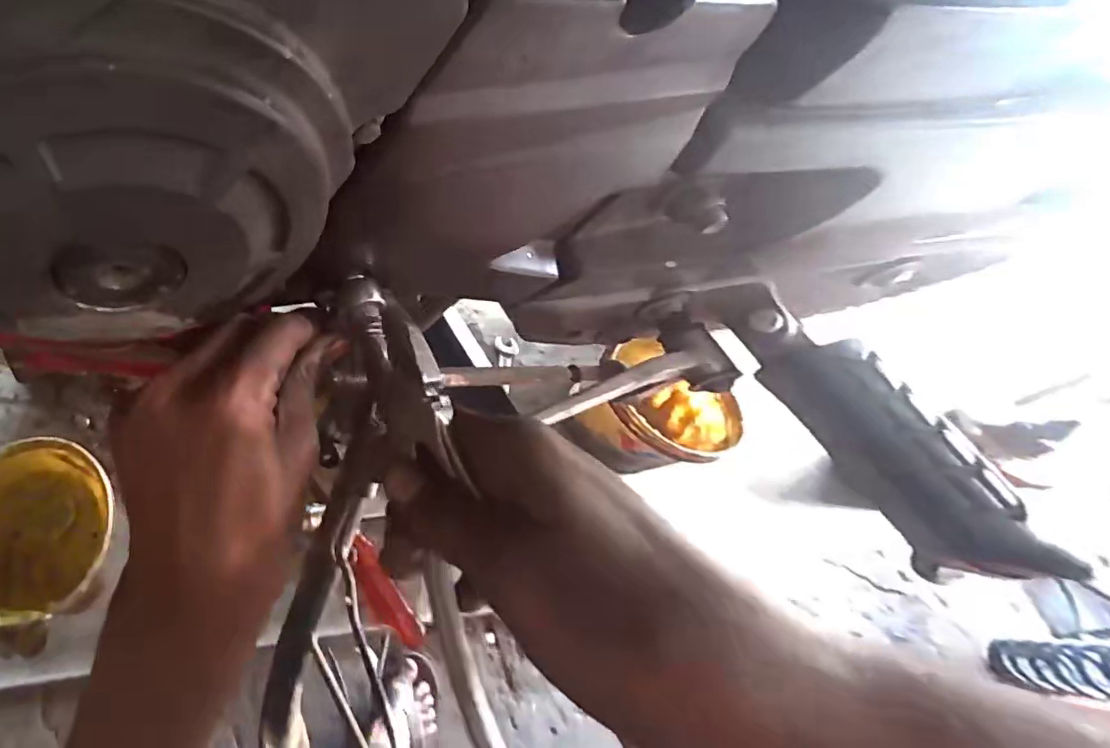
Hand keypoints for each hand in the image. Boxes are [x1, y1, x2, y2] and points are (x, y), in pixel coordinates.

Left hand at [111, 312, 337, 617]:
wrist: (186, 591)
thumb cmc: (258, 535)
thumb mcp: (297, 458)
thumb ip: (304, 388)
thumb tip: (322, 342)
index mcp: (231, 399)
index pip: (273, 332)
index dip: (302, 325)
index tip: (319, 328)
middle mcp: (180, 385)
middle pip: (232, 329)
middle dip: (267, 332)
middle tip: (292, 349)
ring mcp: (144, 397)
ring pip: (199, 346)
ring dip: (231, 349)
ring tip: (257, 369)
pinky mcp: (125, 414)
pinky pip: (169, 372)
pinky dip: (196, 374)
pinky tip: (215, 395)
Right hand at [389, 413, 1109, 747]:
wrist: (743, 689)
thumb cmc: (609, 616)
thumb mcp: (506, 566)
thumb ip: (443, 512)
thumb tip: (390, 467)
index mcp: (520, 448)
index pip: (434, 419)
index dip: (395, 453)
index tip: (366, 501)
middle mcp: (542, 462)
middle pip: (455, 462)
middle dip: (417, 503)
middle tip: (396, 560)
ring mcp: (566, 505)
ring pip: (483, 503)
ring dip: (447, 536)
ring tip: (428, 585)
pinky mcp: (585, 549)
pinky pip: (516, 536)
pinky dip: (486, 561)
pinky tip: (478, 603)